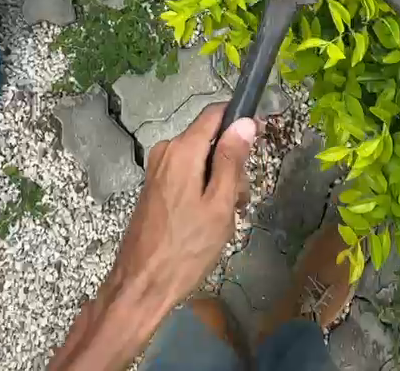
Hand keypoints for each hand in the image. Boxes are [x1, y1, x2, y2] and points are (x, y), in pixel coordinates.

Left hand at [106, 104, 255, 309]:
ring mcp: (157, 169)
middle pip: (208, 139)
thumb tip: (244, 121)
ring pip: (199, 160)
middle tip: (238, 201)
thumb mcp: (218, 205)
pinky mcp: (154, 187)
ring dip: (217, 181)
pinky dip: (201, 190)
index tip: (258, 137)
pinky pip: (185, 174)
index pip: (215, 113)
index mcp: (182, 150)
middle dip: (230, 163)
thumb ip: (231, 160)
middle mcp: (166, 151)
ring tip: (222, 219)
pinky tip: (205, 222)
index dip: (240, 120)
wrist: (140, 287)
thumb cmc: (185, 248)